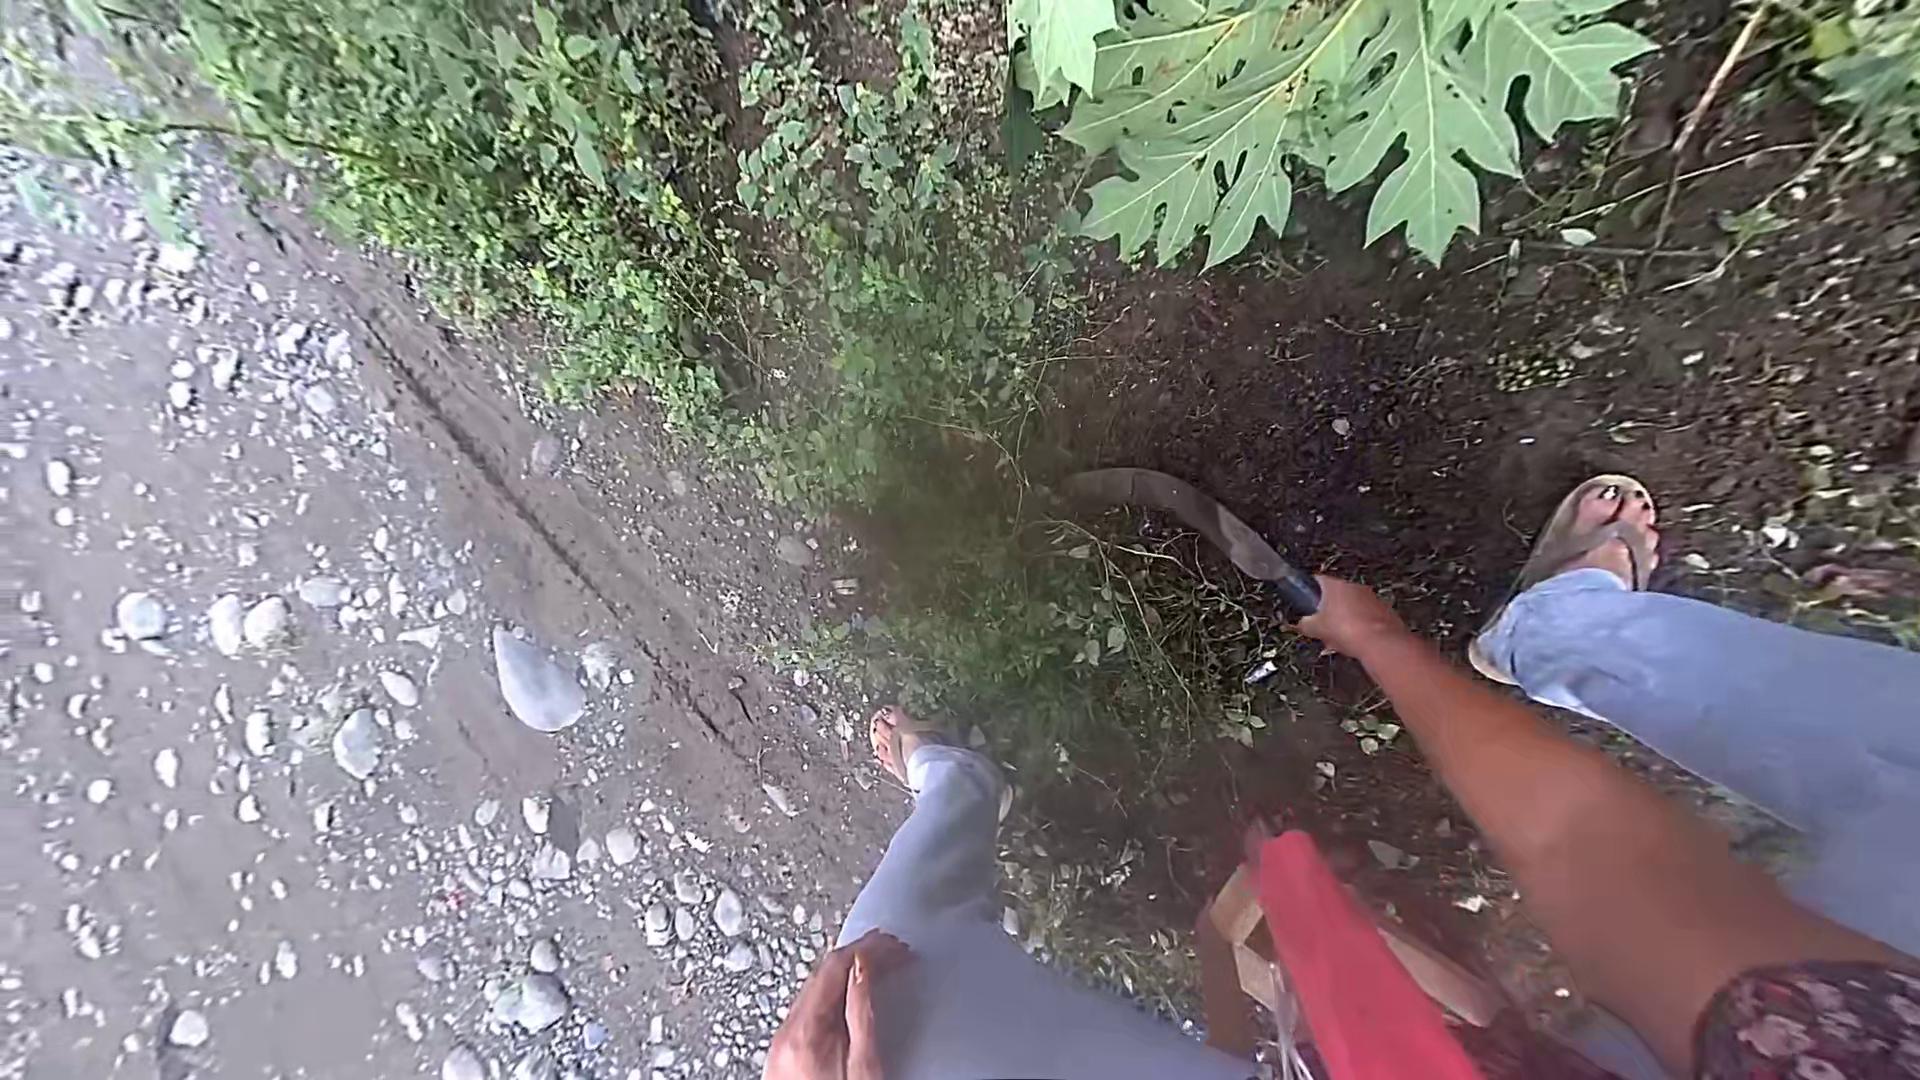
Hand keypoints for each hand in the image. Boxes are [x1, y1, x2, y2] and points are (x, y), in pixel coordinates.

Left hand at [764, 929, 910, 1079]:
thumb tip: (865, 965)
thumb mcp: (864, 1069)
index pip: (836, 965)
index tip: (894, 946)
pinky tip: (853, 995)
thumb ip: (862, 1012)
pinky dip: (835, 994)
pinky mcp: (782, 1058)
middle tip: (892, 952)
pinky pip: (810, 1009)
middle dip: (860, 956)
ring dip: (848, 972)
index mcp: (805, 1031)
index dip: (868, 948)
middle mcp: (786, 1033)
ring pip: (816, 988)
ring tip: (879, 968)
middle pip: (823, 973)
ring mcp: (781, 1046)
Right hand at [1295, 575, 1411, 658]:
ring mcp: (1374, 598)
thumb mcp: (1314, 629)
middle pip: (1337, 594)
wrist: (1381, 644)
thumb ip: (1305, 623)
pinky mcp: (1388, 612)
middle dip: (1329, 608)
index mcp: (1335, 585)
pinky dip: (1362, 625)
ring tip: (1340, 637)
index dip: (1309, 590)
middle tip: (1322, 624)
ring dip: (1346, 617)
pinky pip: (1369, 616)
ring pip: (1354, 605)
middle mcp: (1355, 587)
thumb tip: (1303, 623)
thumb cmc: (1344, 630)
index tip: (1306, 601)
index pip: (1318, 580)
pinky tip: (1357, 640)